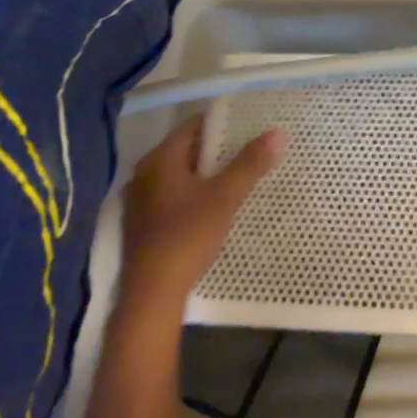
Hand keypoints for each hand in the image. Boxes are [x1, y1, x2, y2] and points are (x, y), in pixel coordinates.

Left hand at [120, 114, 282, 308]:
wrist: (152, 293)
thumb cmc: (187, 236)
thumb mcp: (224, 197)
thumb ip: (250, 164)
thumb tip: (278, 133)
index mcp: (159, 159)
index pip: (191, 126)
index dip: (219, 124)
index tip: (245, 126)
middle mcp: (143, 174)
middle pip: (183, 151)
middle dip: (213, 151)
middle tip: (245, 152)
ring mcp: (138, 201)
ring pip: (176, 176)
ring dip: (201, 175)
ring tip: (232, 179)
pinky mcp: (140, 226)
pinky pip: (169, 198)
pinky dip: (188, 196)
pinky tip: (207, 209)